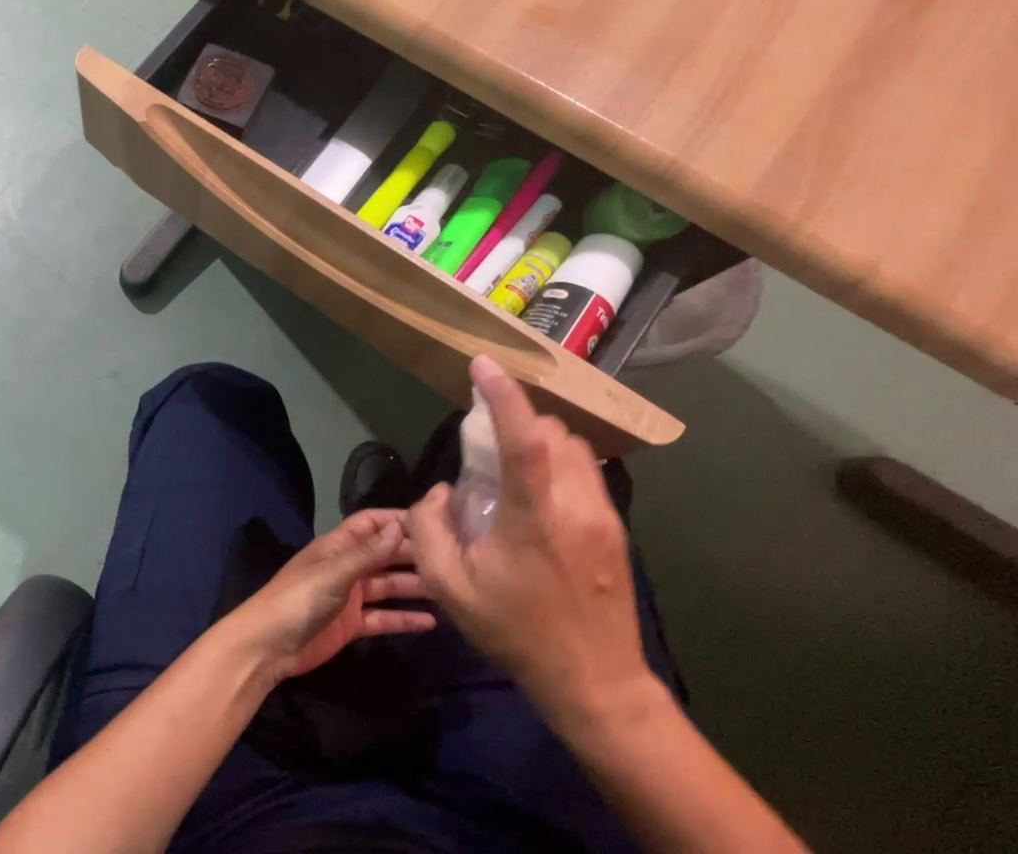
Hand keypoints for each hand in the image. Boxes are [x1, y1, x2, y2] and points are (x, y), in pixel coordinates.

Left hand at [222, 509, 434, 683]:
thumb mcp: (333, 573)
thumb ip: (367, 554)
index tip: (435, 522)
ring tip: (451, 590)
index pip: (370, 524)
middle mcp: (345, 567)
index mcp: (336, 546)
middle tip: (454, 558)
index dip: (398, 520)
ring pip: (388, 586)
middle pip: (384, 555)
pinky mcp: (351, 624)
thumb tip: (399, 526)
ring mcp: (349, 596)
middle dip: (414, 554)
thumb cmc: (296, 600)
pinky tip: (432, 622)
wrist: (268, 646)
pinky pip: (384, 617)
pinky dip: (405, 618)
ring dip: (414, 587)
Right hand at [408, 356, 654, 722]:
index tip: (483, 364)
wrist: (594, 679)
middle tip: (483, 442)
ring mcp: (604, 518)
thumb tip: (440, 492)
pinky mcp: (616, 530)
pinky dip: (557, 464)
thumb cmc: (515, 631)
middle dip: (519, 421)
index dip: (504, 397)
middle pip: (554, 434)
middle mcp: (577, 508)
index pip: (524, 441)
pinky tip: (535, 496)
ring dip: (540, 440)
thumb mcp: (448, 588)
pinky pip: (586, 473)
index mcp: (534, 519)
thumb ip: (429, 529)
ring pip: (575, 449)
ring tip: (509, 467)